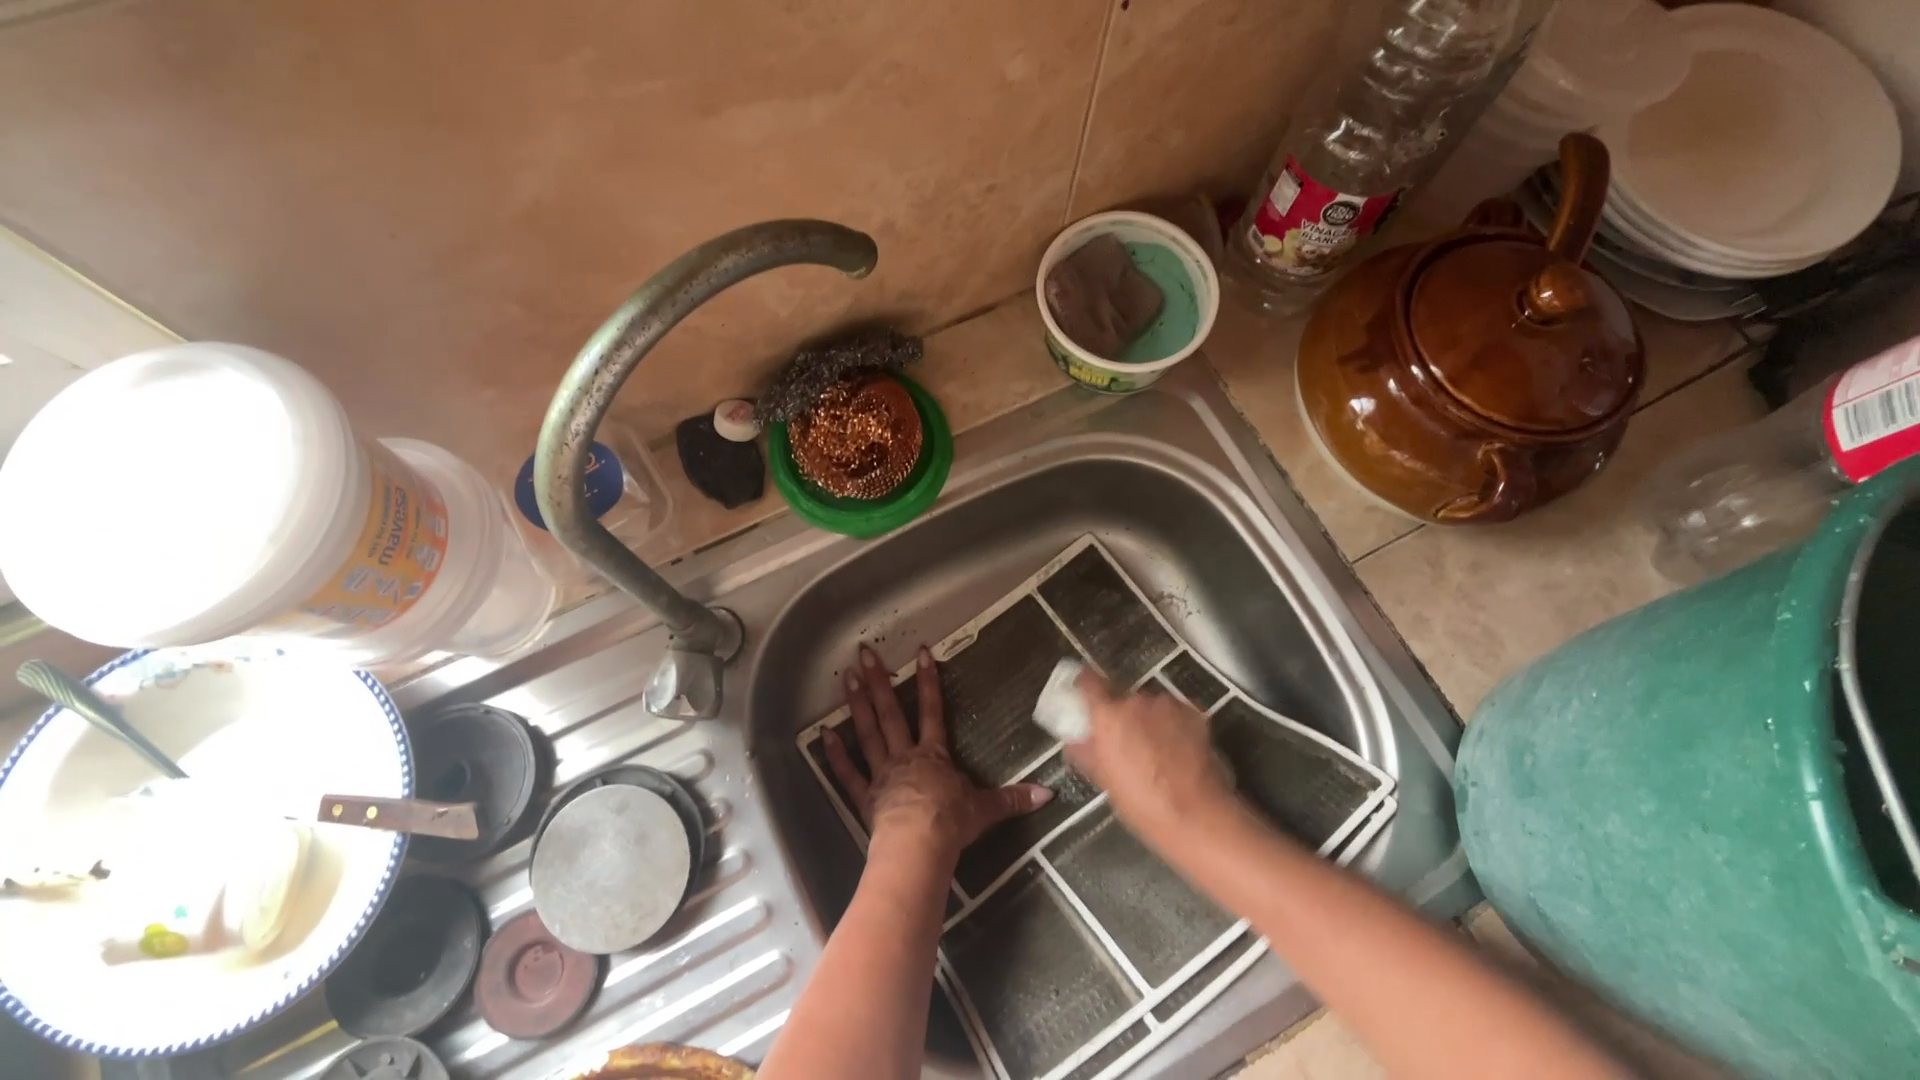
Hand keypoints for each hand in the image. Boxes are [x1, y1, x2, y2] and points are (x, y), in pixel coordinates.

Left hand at [822, 645, 1052, 858]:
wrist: (920, 847)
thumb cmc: (952, 824)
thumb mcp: (987, 809)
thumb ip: (1014, 799)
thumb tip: (1050, 794)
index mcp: (934, 755)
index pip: (932, 710)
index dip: (928, 681)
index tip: (920, 652)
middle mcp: (906, 756)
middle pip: (891, 713)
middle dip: (880, 682)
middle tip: (864, 653)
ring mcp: (882, 774)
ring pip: (868, 733)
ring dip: (857, 705)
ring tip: (846, 679)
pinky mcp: (865, 797)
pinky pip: (848, 774)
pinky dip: (837, 756)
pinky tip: (823, 736)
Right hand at [1064, 670, 1231, 833]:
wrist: (1196, 814)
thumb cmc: (1141, 802)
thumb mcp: (1105, 780)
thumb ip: (1087, 753)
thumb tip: (1075, 742)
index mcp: (1108, 715)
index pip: (1089, 681)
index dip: (1085, 683)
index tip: (1084, 691)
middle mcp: (1137, 701)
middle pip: (1123, 697)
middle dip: (1122, 714)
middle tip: (1126, 739)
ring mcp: (1169, 705)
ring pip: (1152, 705)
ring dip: (1150, 719)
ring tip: (1156, 749)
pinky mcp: (1196, 714)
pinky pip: (1176, 712)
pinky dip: (1173, 724)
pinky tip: (1178, 750)